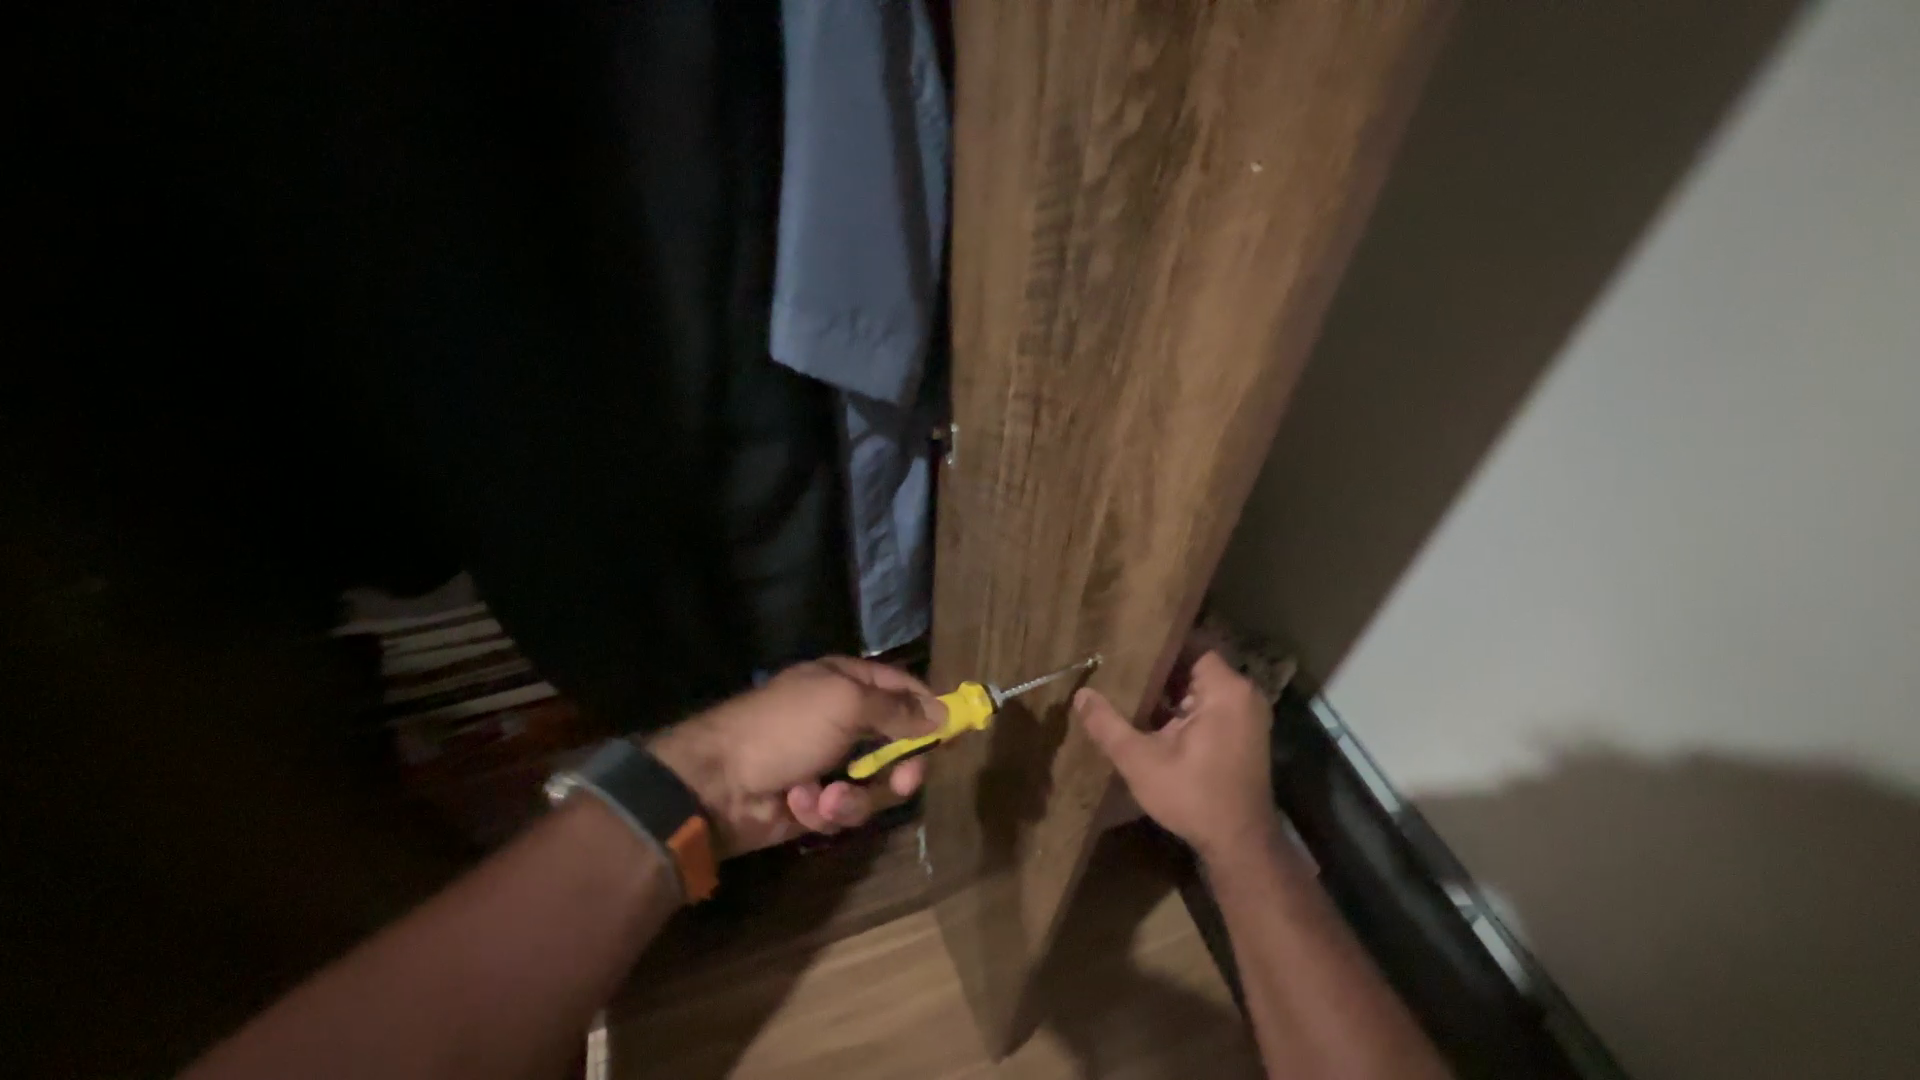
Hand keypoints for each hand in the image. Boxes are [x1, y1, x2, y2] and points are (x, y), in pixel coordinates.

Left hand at [646, 657, 943, 855]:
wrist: (717, 784)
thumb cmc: (784, 728)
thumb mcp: (845, 703)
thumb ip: (898, 709)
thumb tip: (941, 713)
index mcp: (846, 683)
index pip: (903, 688)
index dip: (930, 708)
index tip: (954, 733)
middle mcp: (841, 720)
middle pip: (897, 743)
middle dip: (900, 767)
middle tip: (902, 782)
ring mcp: (828, 762)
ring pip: (874, 785)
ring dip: (854, 797)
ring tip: (826, 799)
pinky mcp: (816, 801)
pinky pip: (844, 810)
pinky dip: (824, 811)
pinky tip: (800, 805)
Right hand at [1074, 651, 1281, 861]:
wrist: (1240, 845)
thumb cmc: (1194, 796)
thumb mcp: (1141, 761)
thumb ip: (1108, 725)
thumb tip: (1080, 694)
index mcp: (1226, 690)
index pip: (1191, 646)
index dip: (1158, 645)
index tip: (1126, 644)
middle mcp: (1244, 695)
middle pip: (1195, 667)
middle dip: (1158, 669)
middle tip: (1119, 666)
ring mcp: (1247, 716)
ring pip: (1201, 689)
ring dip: (1169, 692)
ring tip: (1128, 688)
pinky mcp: (1244, 735)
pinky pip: (1210, 707)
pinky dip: (1183, 710)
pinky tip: (1150, 718)